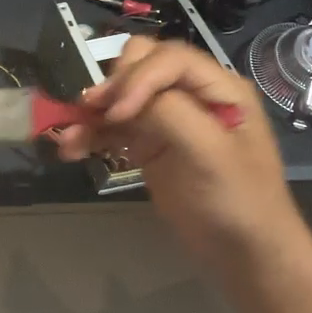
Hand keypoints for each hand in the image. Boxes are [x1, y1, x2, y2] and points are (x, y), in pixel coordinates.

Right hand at [53, 38, 308, 262]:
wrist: (243, 253)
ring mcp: (168, 119)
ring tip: (67, 138)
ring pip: (119, 98)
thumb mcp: (209, 152)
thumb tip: (122, 100)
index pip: (168, 59)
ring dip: (91, 114)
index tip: (116, 113)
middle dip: (111, 87)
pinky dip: (90, 135)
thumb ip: (169, 113)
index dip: (137, 78)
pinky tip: (70, 150)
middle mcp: (191, 94)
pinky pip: (112, 128)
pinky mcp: (149, 144)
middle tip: (90, 112)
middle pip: (139, 66)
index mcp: (218, 87)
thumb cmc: (237, 200)